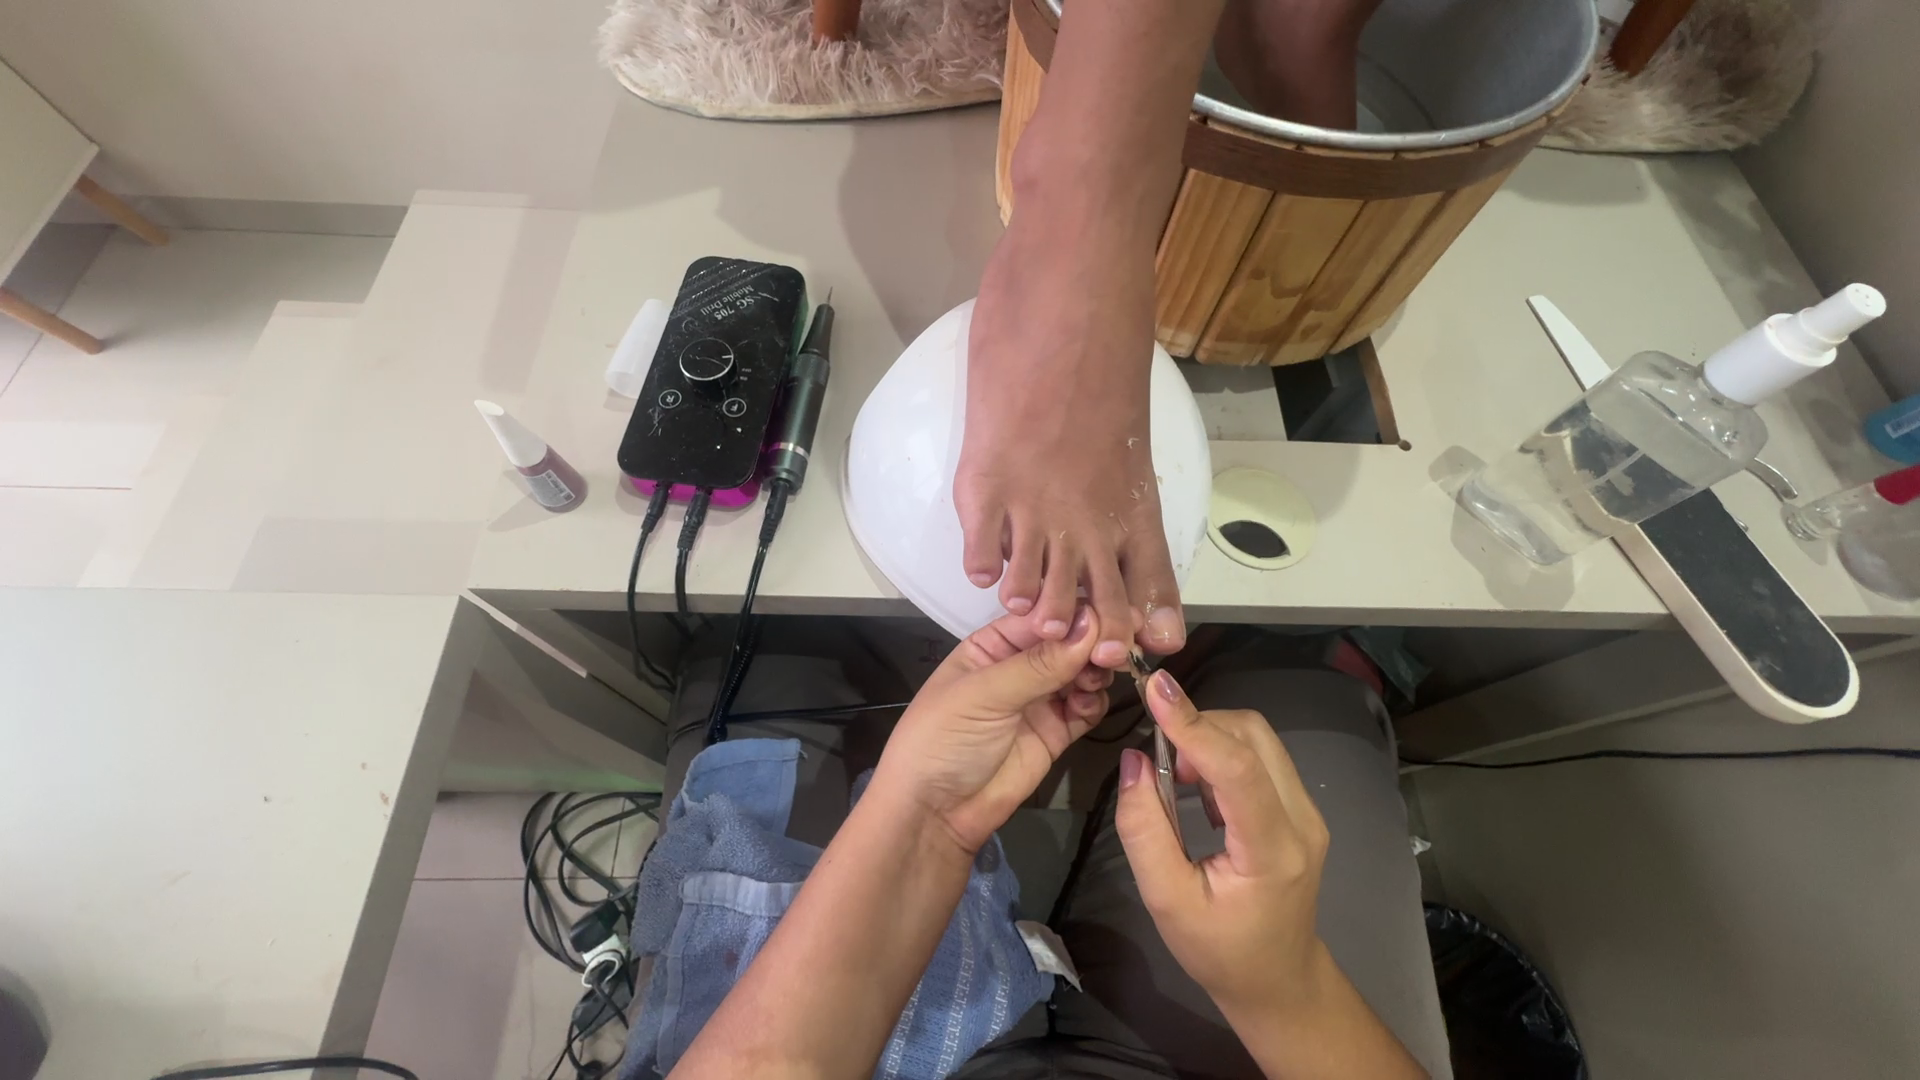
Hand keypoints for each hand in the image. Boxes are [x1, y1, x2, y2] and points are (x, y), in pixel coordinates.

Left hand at [869, 607, 1112, 852]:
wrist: (936, 813)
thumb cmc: (944, 739)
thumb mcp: (984, 694)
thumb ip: (1039, 663)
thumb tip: (1090, 623)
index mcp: (993, 644)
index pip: (1042, 617)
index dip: (1073, 615)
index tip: (1105, 617)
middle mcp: (1020, 665)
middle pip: (1068, 642)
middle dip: (1092, 642)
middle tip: (1112, 650)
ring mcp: (1040, 699)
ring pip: (1083, 672)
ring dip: (1095, 671)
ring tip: (1093, 680)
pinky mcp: (1057, 732)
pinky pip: (1087, 707)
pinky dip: (1094, 702)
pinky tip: (1085, 705)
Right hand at [957, 173, 1186, 668]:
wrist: (1075, 272)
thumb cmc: (1112, 324)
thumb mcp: (1130, 402)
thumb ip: (1119, 452)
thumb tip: (1101, 477)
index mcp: (1133, 485)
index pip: (1151, 567)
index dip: (1155, 609)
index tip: (1159, 642)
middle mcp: (1087, 505)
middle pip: (1094, 589)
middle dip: (1095, 628)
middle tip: (1087, 650)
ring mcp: (1034, 493)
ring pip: (1036, 579)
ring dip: (1034, 603)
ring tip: (1031, 614)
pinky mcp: (985, 470)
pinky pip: (981, 543)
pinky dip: (981, 561)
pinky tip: (981, 569)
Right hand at [1114, 668, 1334, 1018]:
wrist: (1279, 981)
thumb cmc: (1219, 951)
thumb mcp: (1166, 900)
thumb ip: (1143, 829)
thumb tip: (1133, 760)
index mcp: (1273, 851)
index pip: (1237, 769)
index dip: (1194, 725)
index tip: (1154, 689)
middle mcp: (1301, 820)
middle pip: (1252, 737)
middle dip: (1199, 728)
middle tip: (1161, 763)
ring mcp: (1307, 811)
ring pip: (1257, 738)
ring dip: (1209, 737)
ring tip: (1178, 779)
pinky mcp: (1298, 807)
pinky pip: (1259, 754)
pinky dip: (1221, 751)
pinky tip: (1199, 788)